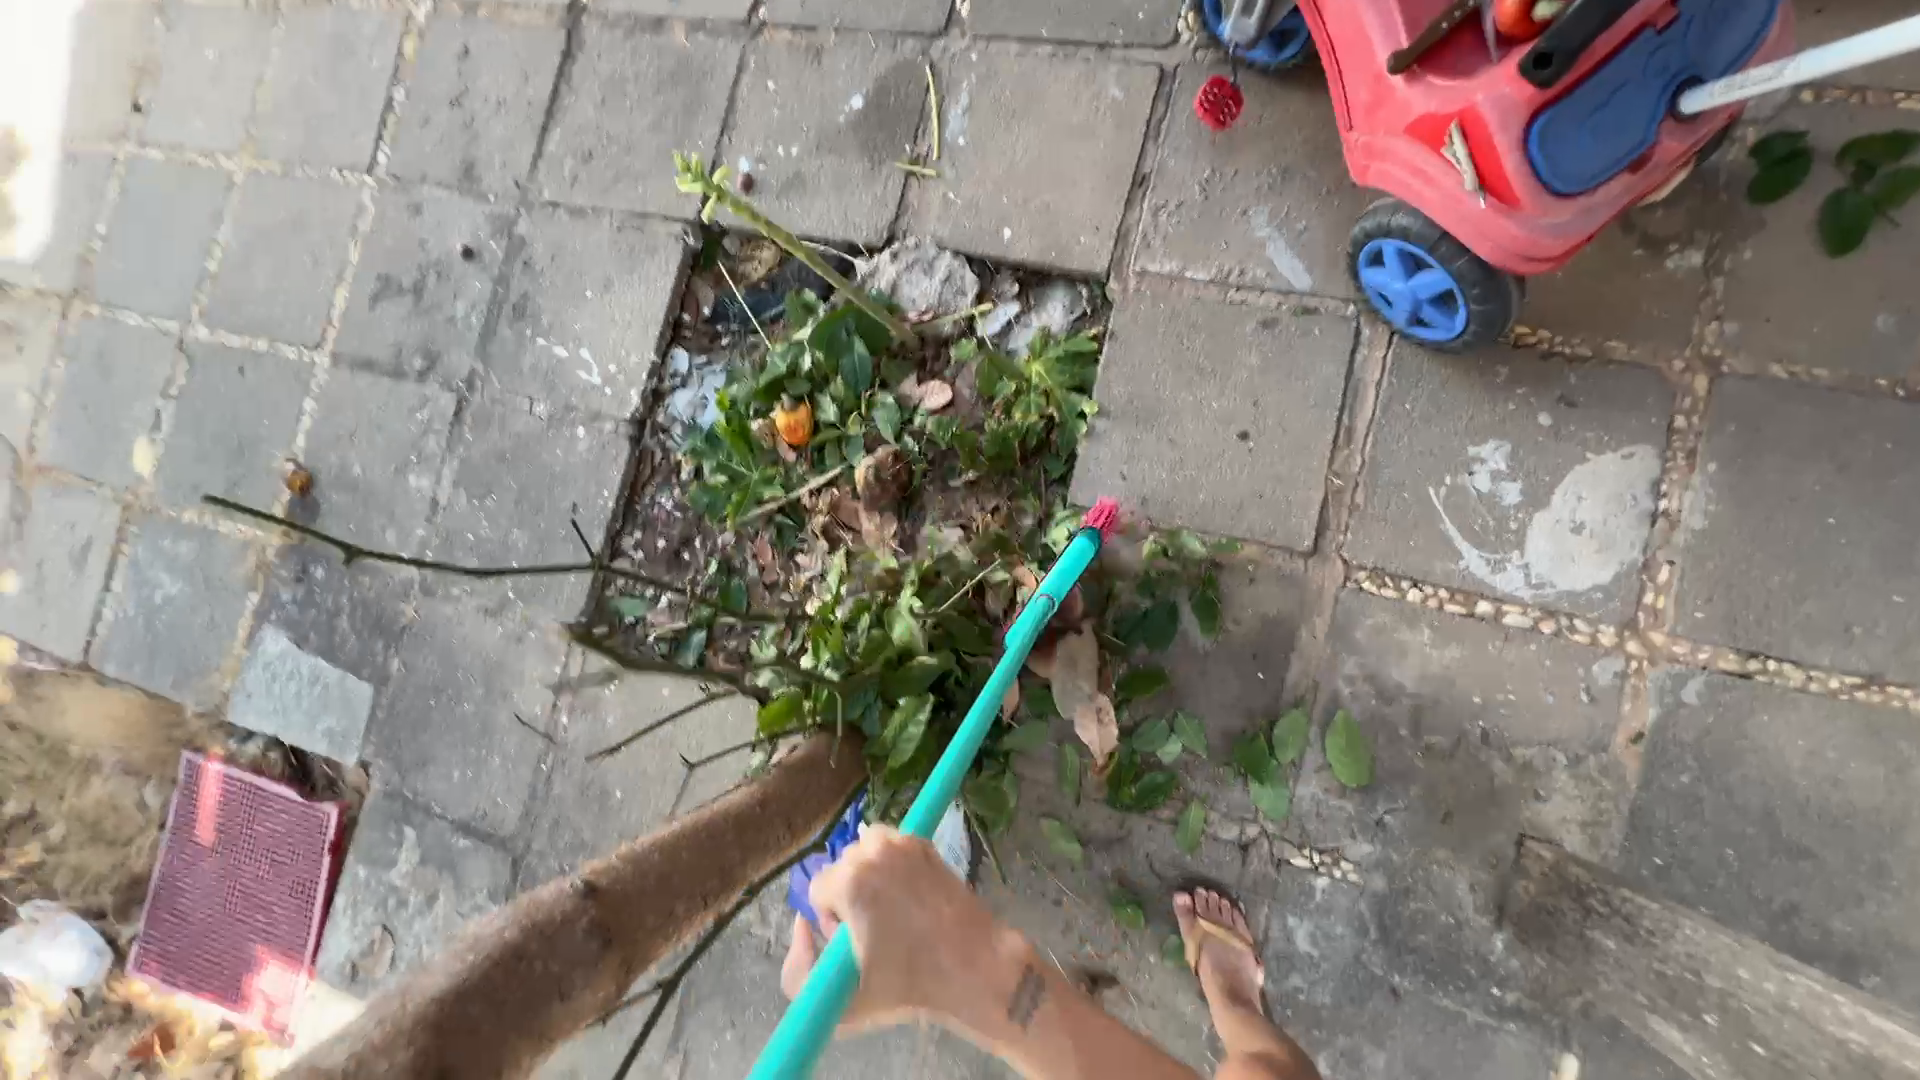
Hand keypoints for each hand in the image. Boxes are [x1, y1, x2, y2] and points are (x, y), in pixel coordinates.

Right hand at [780, 826, 1022, 1031]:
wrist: (972, 965)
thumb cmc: (908, 985)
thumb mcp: (841, 1003)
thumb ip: (797, 972)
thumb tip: (800, 924)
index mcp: (849, 881)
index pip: (817, 889)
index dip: (830, 918)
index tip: (853, 940)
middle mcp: (872, 850)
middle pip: (842, 868)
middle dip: (849, 896)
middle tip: (874, 929)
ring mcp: (902, 842)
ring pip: (865, 851)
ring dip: (869, 875)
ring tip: (890, 909)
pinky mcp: (925, 842)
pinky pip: (892, 844)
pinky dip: (892, 862)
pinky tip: (907, 892)